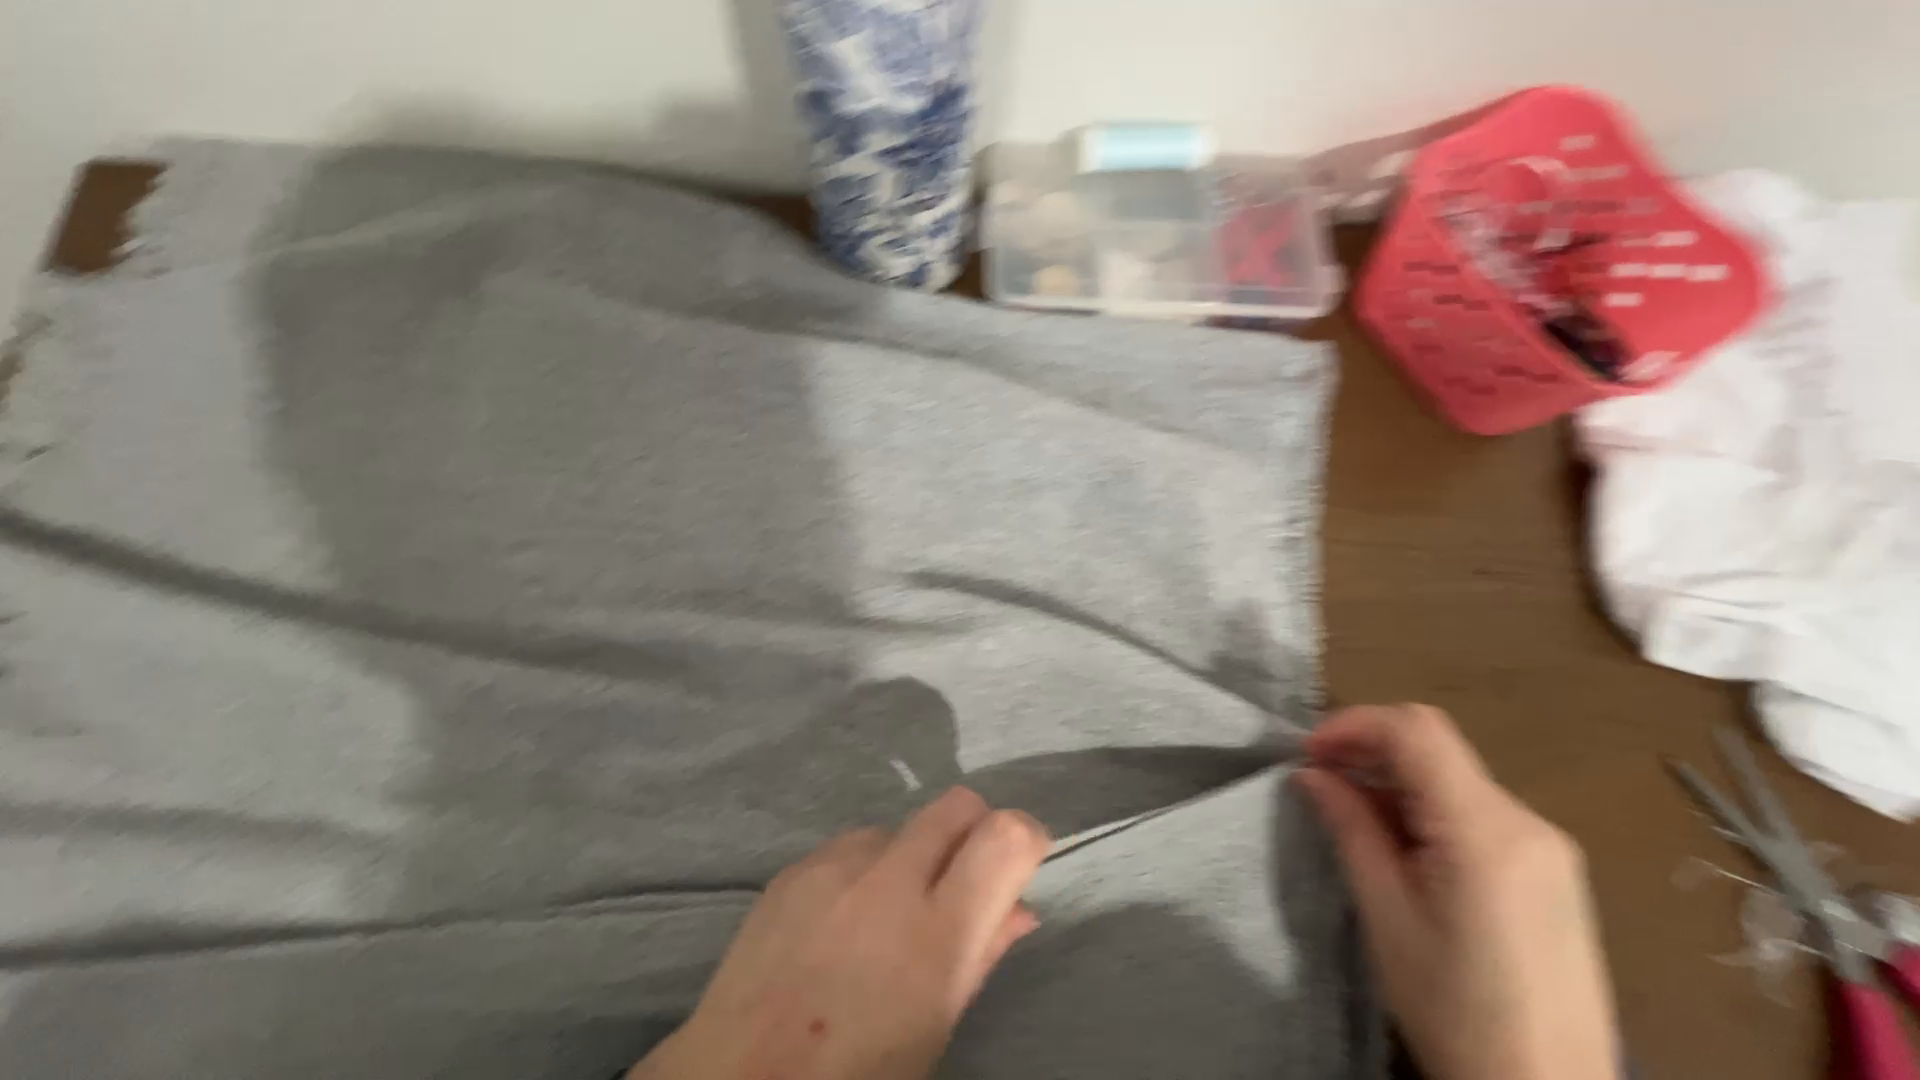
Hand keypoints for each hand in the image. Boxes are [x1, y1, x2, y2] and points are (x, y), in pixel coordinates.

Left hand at [631, 787, 1050, 1079]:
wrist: (742, 1078)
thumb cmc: (858, 1071)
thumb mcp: (936, 1026)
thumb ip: (982, 953)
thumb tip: (1018, 907)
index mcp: (937, 932)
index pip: (1005, 837)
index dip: (1025, 838)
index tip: (1022, 863)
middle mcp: (888, 881)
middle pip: (956, 805)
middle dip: (972, 831)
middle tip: (961, 882)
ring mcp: (833, 866)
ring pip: (899, 826)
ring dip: (911, 856)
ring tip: (888, 915)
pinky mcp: (793, 867)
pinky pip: (848, 846)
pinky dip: (862, 870)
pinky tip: (841, 921)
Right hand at [1296, 705, 1618, 1079]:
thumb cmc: (1453, 1008)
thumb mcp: (1386, 915)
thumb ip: (1351, 829)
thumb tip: (1312, 774)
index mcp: (1487, 830)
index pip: (1417, 730)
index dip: (1354, 724)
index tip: (1307, 754)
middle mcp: (1527, 822)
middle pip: (1438, 750)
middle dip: (1371, 752)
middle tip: (1320, 784)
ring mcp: (1548, 846)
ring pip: (1456, 779)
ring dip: (1397, 783)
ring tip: (1354, 822)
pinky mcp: (1552, 871)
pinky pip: (1480, 812)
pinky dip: (1429, 809)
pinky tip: (1404, 849)